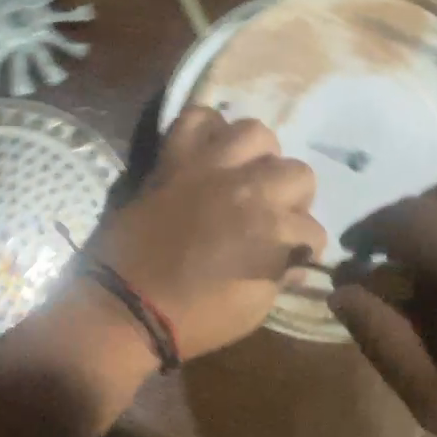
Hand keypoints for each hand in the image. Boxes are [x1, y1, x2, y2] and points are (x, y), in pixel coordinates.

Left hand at [93, 107, 326, 359]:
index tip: (290, 258)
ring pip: (255, 133)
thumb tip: (293, 258)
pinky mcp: (172, 160)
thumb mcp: (254, 308)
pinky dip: (207, 129)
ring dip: (258, 156)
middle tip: (270, 217)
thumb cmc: (193, 318)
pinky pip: (195, 118)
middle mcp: (247, 188)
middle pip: (296, 173)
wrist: (125, 307)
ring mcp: (207, 167)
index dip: (304, 248)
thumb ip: (280, 272)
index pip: (311, 229)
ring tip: (243, 178)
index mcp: (272, 229)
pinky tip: (209, 153)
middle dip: (292, 199)